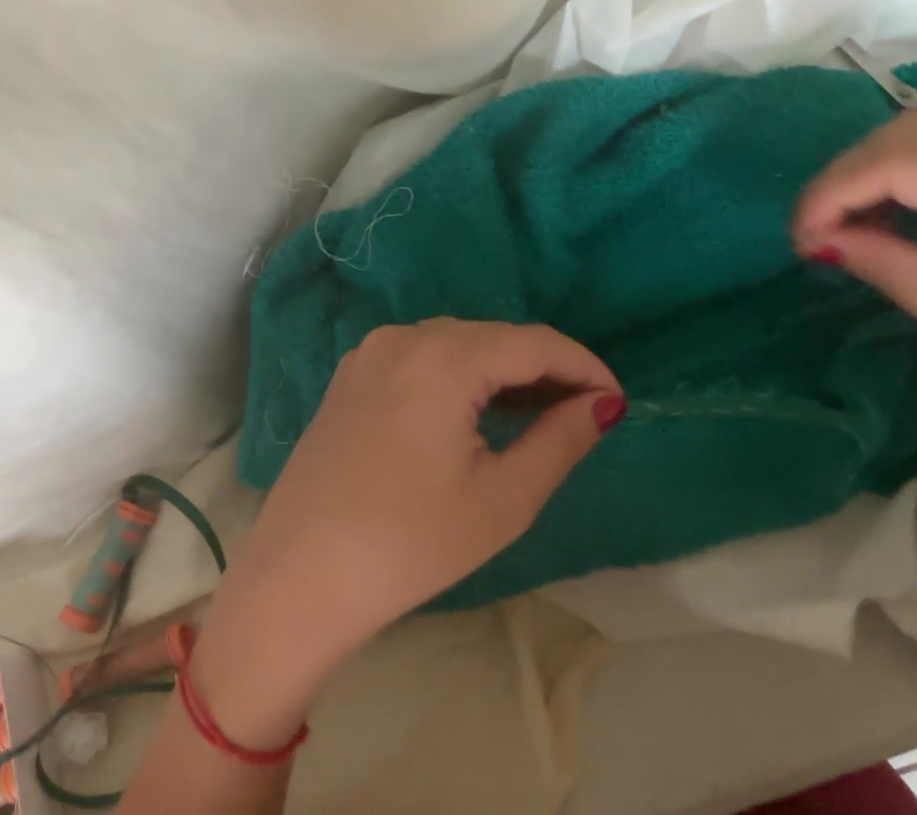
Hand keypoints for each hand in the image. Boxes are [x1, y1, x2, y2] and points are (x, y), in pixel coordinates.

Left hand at [179, 320, 622, 755]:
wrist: (300, 578)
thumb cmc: (410, 544)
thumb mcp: (503, 497)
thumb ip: (561, 439)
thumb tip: (603, 404)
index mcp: (441, 357)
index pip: (535, 343)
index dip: (584, 367)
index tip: (616, 402)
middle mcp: (401, 338)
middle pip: (494, 338)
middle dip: (544, 369)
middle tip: (582, 413)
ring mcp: (367, 356)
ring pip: (456, 346)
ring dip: (501, 373)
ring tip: (539, 415)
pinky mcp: (348, 380)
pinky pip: (420, 361)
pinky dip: (459, 379)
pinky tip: (477, 414)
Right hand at [789, 111, 916, 423]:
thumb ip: (897, 273)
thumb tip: (826, 241)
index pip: (897, 163)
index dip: (831, 193)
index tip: (799, 240)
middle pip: (906, 132)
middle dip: (843, 177)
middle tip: (817, 234)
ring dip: (874, 168)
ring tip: (853, 225)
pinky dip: (913, 164)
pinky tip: (904, 207)